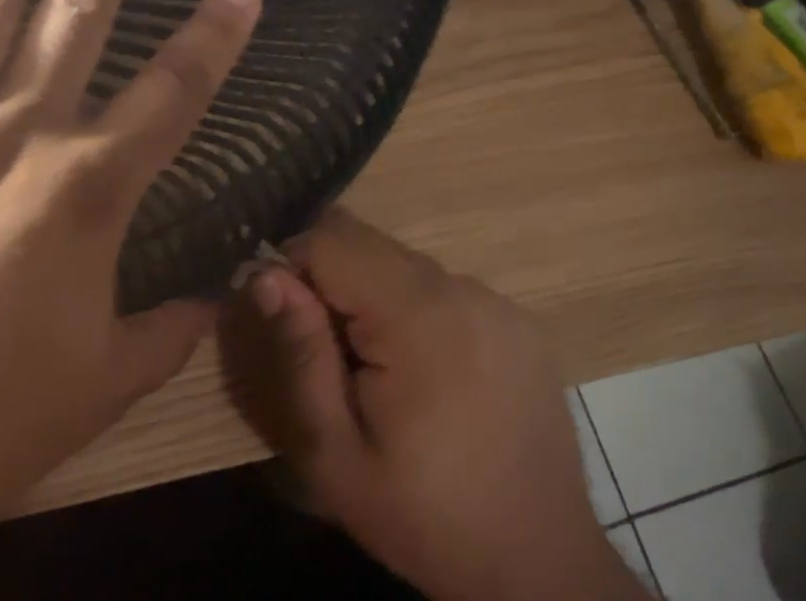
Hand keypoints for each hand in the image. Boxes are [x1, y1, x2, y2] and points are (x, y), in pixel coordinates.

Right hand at [222, 208, 646, 600]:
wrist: (540, 570)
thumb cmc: (423, 516)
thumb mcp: (334, 449)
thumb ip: (301, 351)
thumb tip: (265, 275)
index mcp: (421, 319)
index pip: (331, 239)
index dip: (294, 269)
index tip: (292, 326)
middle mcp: (467, 293)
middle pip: (368, 244)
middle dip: (332, 284)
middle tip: (332, 359)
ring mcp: (502, 306)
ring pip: (403, 264)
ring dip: (372, 298)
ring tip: (376, 373)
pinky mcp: (522, 325)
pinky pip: (442, 289)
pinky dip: (413, 311)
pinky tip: (423, 376)